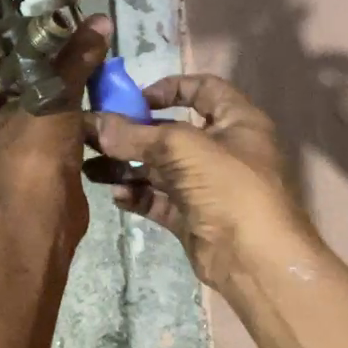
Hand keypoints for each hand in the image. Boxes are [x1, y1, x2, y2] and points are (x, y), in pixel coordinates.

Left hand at [0, 15, 112, 246]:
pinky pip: (66, 130)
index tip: (72, 27)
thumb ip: (76, 59)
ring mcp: (22, 145)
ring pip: (53, 107)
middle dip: (66, 69)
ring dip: (79, 94)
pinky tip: (107, 104)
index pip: (12, 63)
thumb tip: (99, 21)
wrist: (44, 217)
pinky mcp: (47, 162)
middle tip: (94, 48)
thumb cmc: (36, 153)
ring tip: (105, 71)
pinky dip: (84, 120)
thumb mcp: (54, 98)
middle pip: (35, 84)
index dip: (41, 44)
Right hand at [83, 73, 310, 285]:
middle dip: (131, 134)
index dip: (170, 88)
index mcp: (236, 121)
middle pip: (170, 132)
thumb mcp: (180, 149)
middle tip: (94, 135)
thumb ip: (133, 134)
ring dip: (125, 167)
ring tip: (91, 169)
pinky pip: (157, 199)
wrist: (256, 260)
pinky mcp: (192, 215)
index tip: (134, 100)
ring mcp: (206, 185)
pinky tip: (117, 196)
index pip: (204, 89)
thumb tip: (91, 123)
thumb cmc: (229, 187)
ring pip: (159, 168)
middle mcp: (222, 149)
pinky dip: (136, 195)